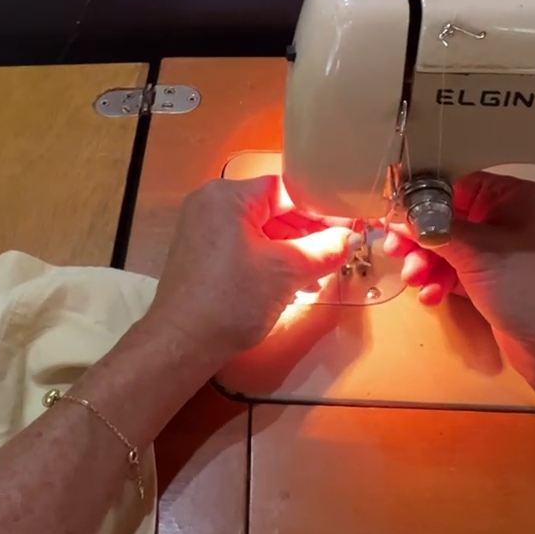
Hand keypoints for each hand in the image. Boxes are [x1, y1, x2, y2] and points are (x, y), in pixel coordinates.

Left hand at [147, 176, 352, 366]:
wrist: (182, 344)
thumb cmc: (233, 300)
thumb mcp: (287, 272)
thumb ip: (325, 250)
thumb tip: (353, 238)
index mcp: (228, 196)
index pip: (286, 189)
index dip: (320, 208)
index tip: (346, 227)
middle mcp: (211, 202)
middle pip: (273, 208)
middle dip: (306, 233)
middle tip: (336, 252)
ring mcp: (202, 227)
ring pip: (260, 229)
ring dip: (290, 250)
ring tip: (317, 275)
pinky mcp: (200, 251)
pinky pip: (243, 244)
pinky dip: (268, 259)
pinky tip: (290, 283)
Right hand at [388, 172, 534, 389]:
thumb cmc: (530, 284)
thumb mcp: (479, 251)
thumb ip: (434, 230)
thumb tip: (395, 216)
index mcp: (511, 198)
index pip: (456, 188)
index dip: (423, 204)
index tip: (394, 221)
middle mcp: (505, 221)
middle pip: (447, 220)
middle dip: (420, 240)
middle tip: (395, 253)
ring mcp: (499, 255)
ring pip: (447, 250)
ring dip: (426, 264)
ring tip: (415, 280)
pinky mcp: (491, 285)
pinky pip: (454, 275)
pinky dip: (439, 282)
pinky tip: (431, 296)